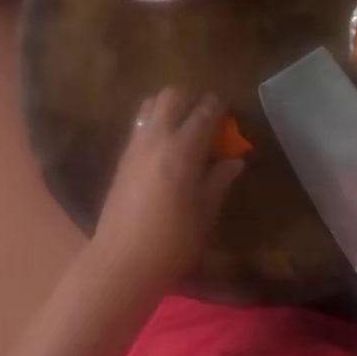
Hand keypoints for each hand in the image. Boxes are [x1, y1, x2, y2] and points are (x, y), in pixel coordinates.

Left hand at [90, 89, 243, 294]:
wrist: (122, 260)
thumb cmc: (172, 242)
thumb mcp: (204, 215)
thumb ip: (218, 181)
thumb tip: (235, 160)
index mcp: (182, 150)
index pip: (203, 114)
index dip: (217, 106)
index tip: (227, 108)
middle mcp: (157, 137)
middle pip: (172, 96)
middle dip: (192, 96)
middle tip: (206, 111)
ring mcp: (136, 143)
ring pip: (152, 102)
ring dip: (170, 103)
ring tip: (185, 120)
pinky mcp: (123, 154)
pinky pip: (141, 120)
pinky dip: (155, 117)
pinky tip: (165, 138)